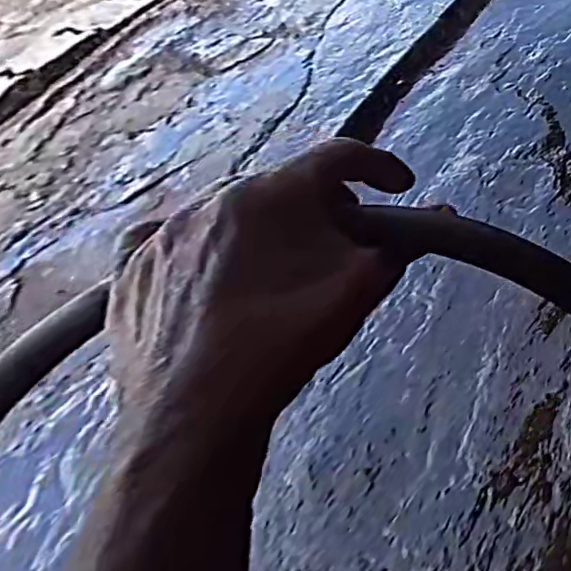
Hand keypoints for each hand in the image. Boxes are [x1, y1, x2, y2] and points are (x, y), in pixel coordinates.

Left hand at [108, 139, 422, 433]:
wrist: (195, 415)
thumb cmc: (289, 337)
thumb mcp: (366, 283)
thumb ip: (405, 240)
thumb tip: (441, 213)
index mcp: (277, 193)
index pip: (341, 154)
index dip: (380, 165)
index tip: (401, 187)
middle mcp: (217, 198)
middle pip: (288, 180)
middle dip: (325, 200)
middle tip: (345, 234)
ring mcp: (165, 232)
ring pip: (233, 203)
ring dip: (269, 218)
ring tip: (285, 255)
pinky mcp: (129, 269)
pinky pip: (171, 231)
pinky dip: (202, 235)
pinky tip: (213, 261)